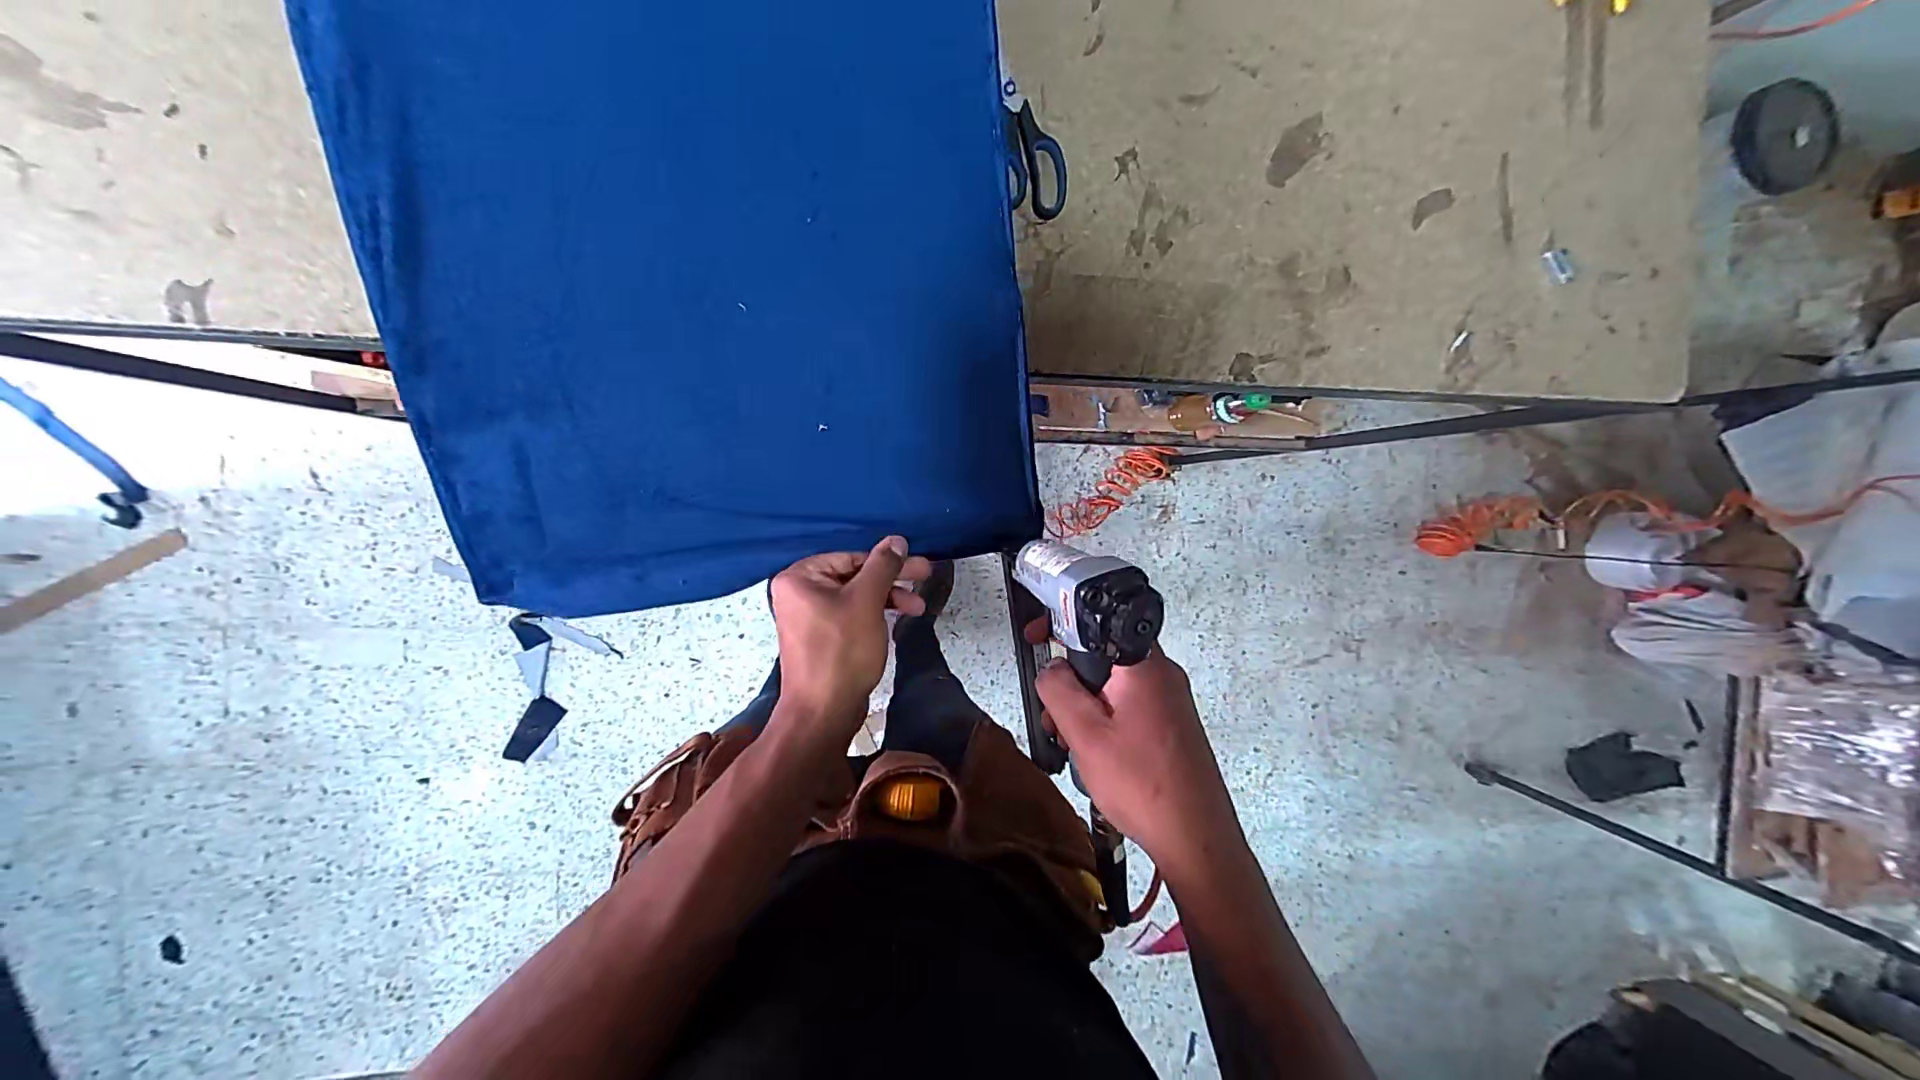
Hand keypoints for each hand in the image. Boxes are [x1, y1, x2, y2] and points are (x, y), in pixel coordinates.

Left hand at [770, 537, 931, 729]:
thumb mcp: (866, 601)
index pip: (850, 557)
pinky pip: (851, 615)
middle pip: (854, 576)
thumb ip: (883, 566)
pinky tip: (897, 619)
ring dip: (887, 599)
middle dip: (891, 580)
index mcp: (799, 578)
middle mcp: (799, 594)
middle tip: (924, 578)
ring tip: (917, 608)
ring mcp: (809, 618)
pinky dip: (874, 615)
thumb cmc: (841, 652)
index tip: (918, 566)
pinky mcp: (821, 639)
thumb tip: (896, 541)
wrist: (824, 712)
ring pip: (855, 596)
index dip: (887, 561)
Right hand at [1031, 621, 1237, 875]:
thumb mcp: (1084, 734)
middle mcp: (1163, 676)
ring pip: (1113, 687)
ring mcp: (1170, 702)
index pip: (1097, 624)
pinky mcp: (1171, 725)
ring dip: (1085, 709)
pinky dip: (1105, 723)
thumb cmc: (1144, 786)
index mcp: (1145, 667)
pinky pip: (1128, 709)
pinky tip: (1096, 756)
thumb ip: (1058, 689)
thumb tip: (1050, 669)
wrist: (1196, 840)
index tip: (1037, 637)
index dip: (1060, 626)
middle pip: (1103, 659)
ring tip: (1073, 746)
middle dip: (1070, 684)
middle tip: (1055, 717)